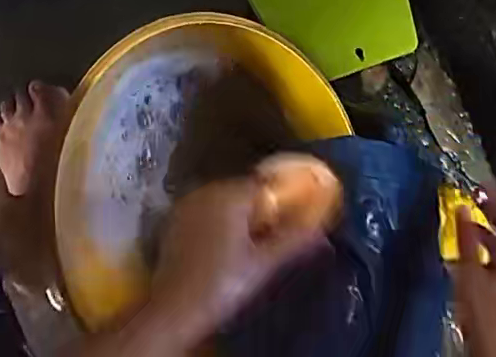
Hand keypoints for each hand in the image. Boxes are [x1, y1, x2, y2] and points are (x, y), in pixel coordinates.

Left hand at [140, 177, 328, 346]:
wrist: (172, 310)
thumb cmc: (221, 285)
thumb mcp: (262, 266)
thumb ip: (293, 242)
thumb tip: (322, 233)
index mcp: (232, 194)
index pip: (264, 185)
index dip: (277, 202)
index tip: (285, 221)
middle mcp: (209, 188)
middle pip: (243, 191)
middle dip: (257, 210)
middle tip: (264, 239)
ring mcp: (189, 201)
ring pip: (223, 199)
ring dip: (235, 215)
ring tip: (242, 246)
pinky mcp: (176, 217)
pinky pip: (205, 209)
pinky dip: (215, 220)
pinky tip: (218, 247)